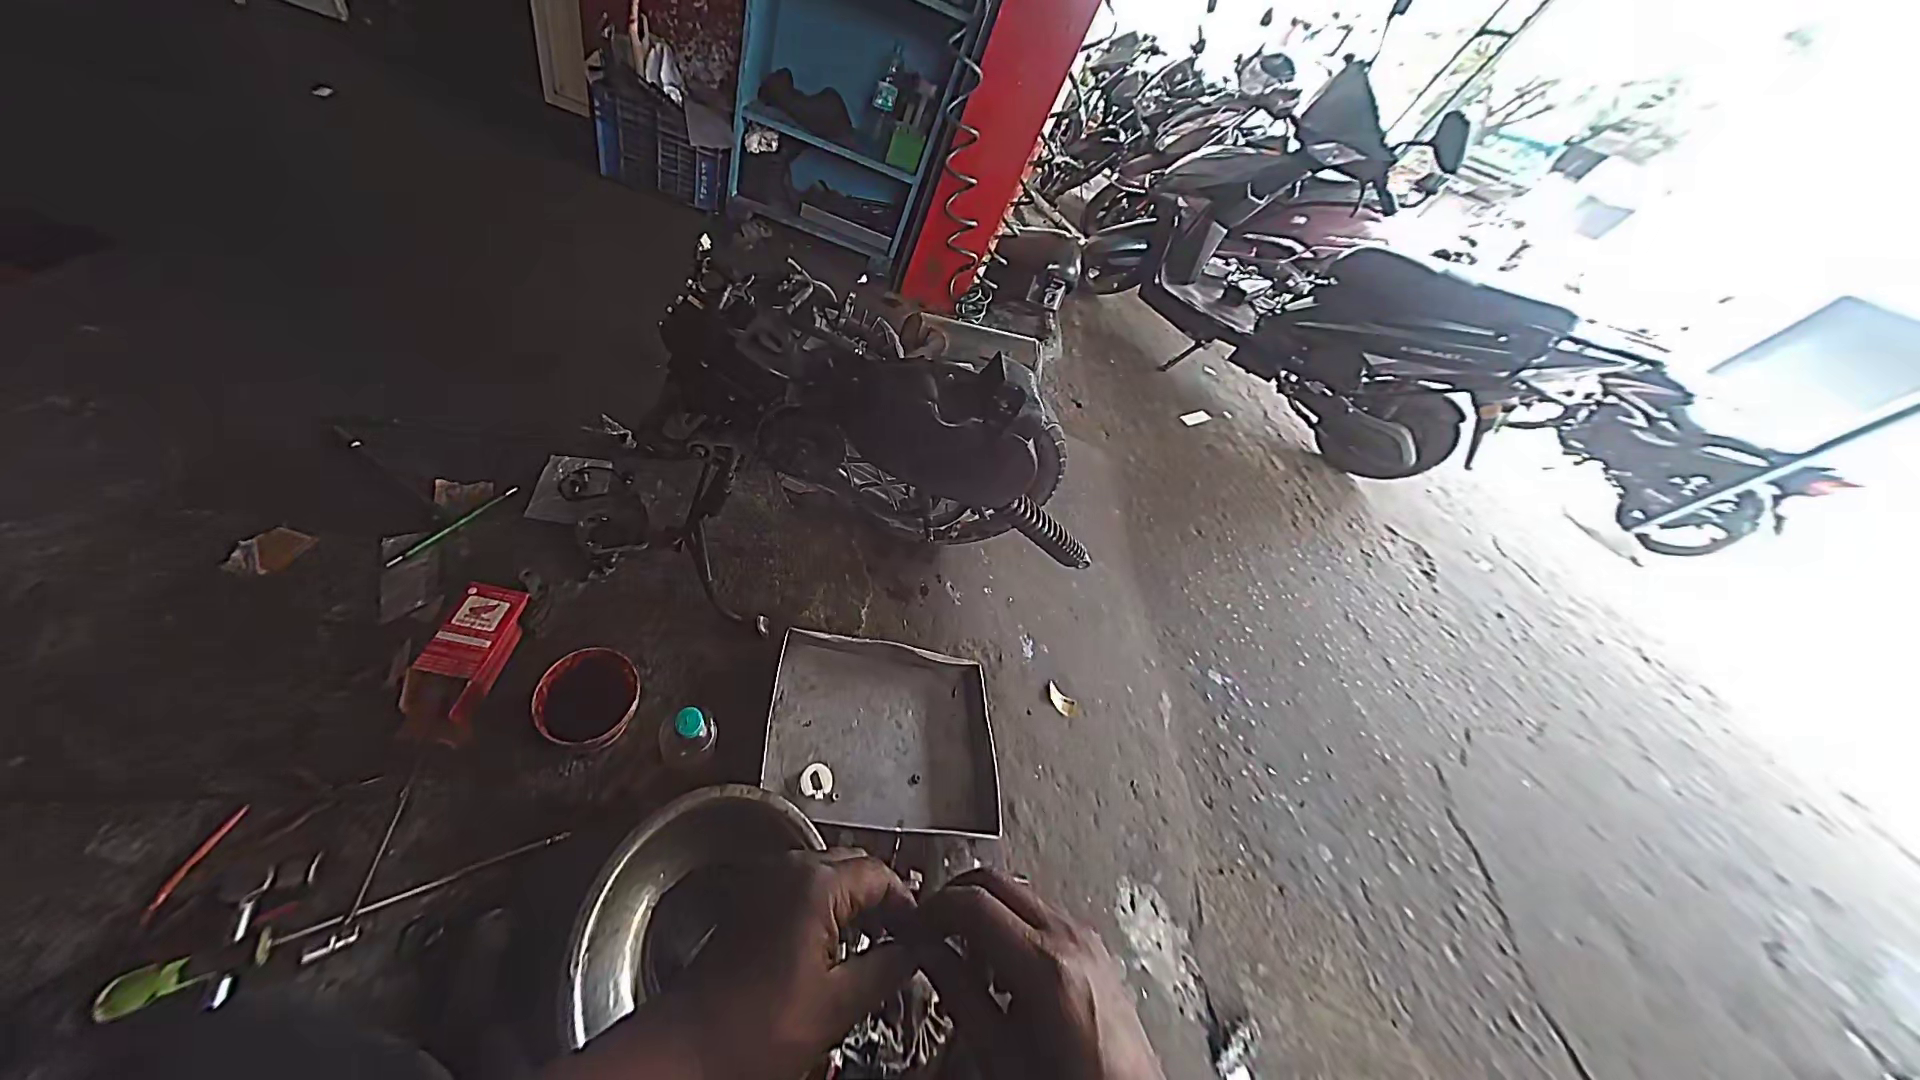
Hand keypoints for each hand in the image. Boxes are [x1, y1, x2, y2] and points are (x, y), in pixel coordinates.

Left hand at [549, 850, 914, 1079]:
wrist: (681, 1052)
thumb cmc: (748, 1032)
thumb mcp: (836, 1007)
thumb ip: (886, 970)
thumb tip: (913, 952)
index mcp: (815, 884)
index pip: (881, 875)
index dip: (907, 904)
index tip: (919, 932)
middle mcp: (791, 870)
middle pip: (856, 867)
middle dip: (883, 900)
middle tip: (901, 939)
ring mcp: (767, 882)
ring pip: (830, 875)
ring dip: (855, 903)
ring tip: (872, 946)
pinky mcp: (752, 899)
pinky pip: (803, 888)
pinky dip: (827, 908)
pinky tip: (833, 947)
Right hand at [916, 869, 1164, 1079]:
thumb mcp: (1001, 1056)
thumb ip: (960, 995)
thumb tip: (928, 952)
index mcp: (1046, 966)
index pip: (974, 902)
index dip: (935, 908)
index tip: (916, 923)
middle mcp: (1069, 938)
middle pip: (996, 880)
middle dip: (955, 897)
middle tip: (930, 925)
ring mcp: (1084, 936)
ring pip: (1016, 891)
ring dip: (982, 909)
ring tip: (963, 953)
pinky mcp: (1091, 944)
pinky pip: (1039, 911)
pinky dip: (1009, 922)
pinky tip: (1000, 963)